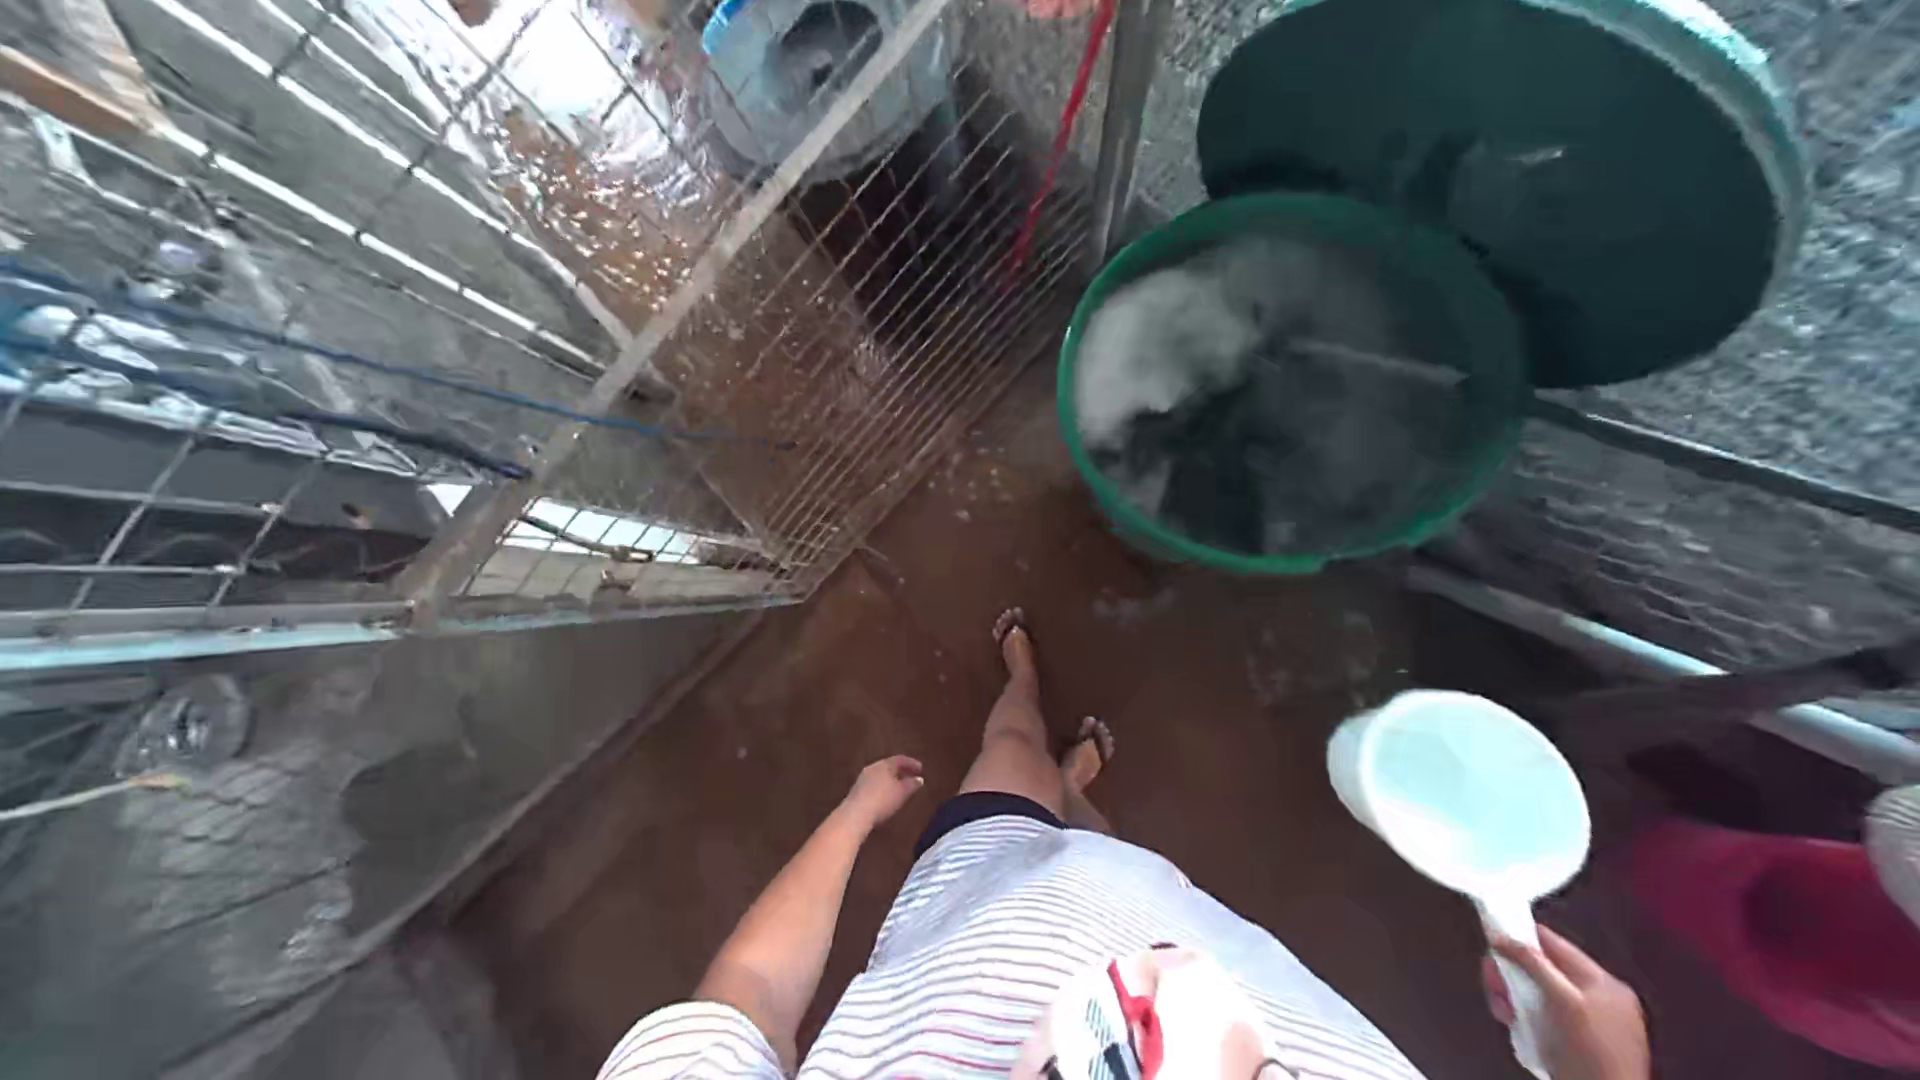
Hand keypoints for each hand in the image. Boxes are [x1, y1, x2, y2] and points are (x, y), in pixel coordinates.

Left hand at [839, 755, 924, 830]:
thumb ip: (911, 784)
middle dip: (900, 771)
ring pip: (880, 776)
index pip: (899, 759)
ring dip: (891, 780)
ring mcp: (862, 779)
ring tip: (900, 787)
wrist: (855, 815)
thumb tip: (919, 779)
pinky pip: (873, 784)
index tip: (921, 768)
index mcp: (884, 765)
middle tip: (910, 776)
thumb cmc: (882, 800)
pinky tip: (886, 797)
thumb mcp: (902, 793)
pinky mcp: (856, 791)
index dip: (911, 763)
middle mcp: (872, 768)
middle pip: (888, 766)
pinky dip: (883, 787)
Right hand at [1483, 927, 1649, 1079]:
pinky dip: (1517, 1011)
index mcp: (1602, 982)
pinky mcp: (1565, 1035)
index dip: (1520, 935)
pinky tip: (1511, 1021)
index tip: (1491, 938)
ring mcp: (1579, 1017)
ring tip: (1502, 1008)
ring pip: (1529, 988)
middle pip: (1535, 965)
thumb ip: (1534, 964)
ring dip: (1508, 993)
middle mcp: (1592, 995)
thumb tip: (1500, 937)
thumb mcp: (1564, 1001)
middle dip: (1509, 971)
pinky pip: (1533, 1009)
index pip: (1552, 942)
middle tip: (1494, 982)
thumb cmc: (1590, 1051)